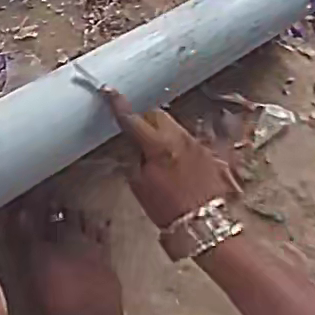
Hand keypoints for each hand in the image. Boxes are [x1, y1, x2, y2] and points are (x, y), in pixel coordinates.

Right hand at [103, 88, 238, 227]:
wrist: (205, 223)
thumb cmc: (169, 209)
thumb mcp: (140, 186)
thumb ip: (132, 159)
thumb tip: (129, 146)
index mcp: (158, 145)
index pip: (133, 119)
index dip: (118, 104)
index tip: (109, 91)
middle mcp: (178, 137)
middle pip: (156, 113)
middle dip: (143, 117)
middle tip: (134, 129)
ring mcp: (194, 142)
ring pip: (171, 123)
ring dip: (159, 129)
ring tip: (153, 147)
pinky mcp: (205, 150)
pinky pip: (184, 136)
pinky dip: (173, 141)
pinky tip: (171, 157)